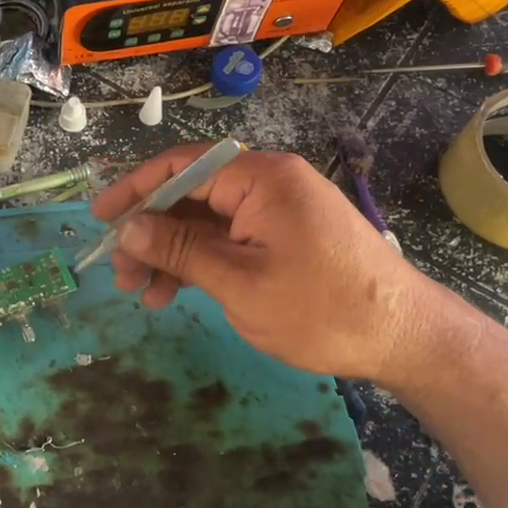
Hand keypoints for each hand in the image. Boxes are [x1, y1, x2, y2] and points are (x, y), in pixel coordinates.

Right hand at [93, 144, 465, 383]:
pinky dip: (200, 262)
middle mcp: (268, 182)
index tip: (99, 217)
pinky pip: (229, 238)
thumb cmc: (322, 310)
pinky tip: (175, 293)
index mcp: (261, 178)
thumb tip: (128, 229)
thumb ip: (179, 250)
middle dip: (150, 233)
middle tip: (120, 274)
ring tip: (143, 293)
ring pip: (205, 221)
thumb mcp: (239, 283)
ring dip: (170, 254)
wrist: (408, 340)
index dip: (134, 190)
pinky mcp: (284, 235)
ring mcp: (278, 210)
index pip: (181, 167)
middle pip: (190, 195)